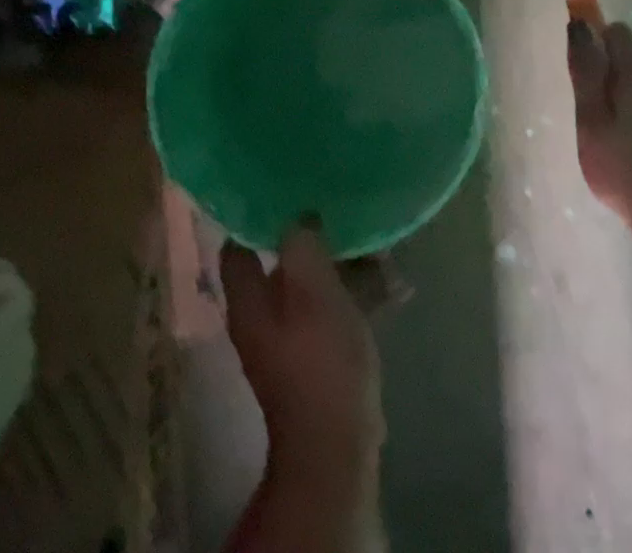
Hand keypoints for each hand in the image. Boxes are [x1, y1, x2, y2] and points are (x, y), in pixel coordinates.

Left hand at [220, 224, 383, 470]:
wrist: (335, 439)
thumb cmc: (320, 360)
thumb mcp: (313, 294)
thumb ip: (302, 248)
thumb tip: (299, 216)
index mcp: (249, 301)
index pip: (236, 248)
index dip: (255, 218)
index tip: (288, 191)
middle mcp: (262, 318)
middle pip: (280, 264)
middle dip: (314, 240)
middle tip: (347, 216)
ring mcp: (290, 339)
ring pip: (312, 287)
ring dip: (343, 267)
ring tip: (383, 252)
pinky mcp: (318, 356)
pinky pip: (334, 312)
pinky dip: (358, 296)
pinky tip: (395, 289)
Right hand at [566, 21, 631, 224]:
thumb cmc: (623, 166)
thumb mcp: (591, 119)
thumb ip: (585, 72)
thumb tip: (580, 26)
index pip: (616, 32)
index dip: (592, 40)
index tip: (574, 70)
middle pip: (628, 56)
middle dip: (603, 72)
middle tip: (582, 108)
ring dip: (616, 95)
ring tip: (598, 131)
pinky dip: (630, 112)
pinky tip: (620, 144)